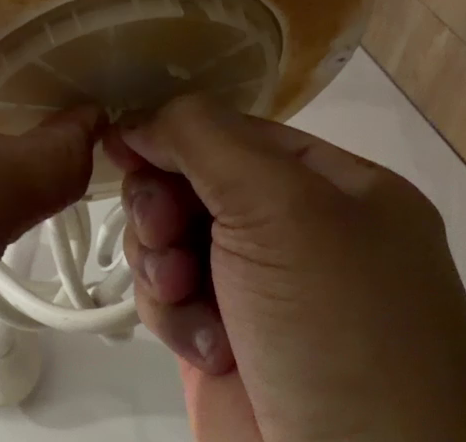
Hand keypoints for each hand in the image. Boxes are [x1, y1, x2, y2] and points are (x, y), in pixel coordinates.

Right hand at [109, 97, 465, 441]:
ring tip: (180, 295)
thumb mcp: (281, 207)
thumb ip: (202, 137)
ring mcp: (261, 291)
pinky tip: (202, 346)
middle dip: (163, 202)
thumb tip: (137, 117)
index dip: (176, 133)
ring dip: (160, 259)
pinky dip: (172, 313)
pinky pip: (169, 295)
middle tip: (159, 231)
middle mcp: (302, 234)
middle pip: (193, 181)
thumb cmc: (337, 330)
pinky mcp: (225, 341)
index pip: (235, 131)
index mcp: (339, 189)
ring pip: (170, 236)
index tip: (125, 145)